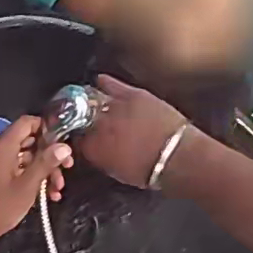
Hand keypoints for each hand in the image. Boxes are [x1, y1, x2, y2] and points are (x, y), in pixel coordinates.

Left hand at [0, 115, 71, 244]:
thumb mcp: (26, 186)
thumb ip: (45, 163)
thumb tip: (64, 146)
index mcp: (2, 146)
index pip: (27, 122)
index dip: (48, 129)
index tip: (63, 145)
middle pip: (28, 140)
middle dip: (49, 154)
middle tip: (66, 169)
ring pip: (24, 157)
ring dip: (42, 170)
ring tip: (56, 189)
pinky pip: (15, 169)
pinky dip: (30, 177)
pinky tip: (44, 195)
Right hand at [75, 74, 189, 189]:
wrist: (177, 157)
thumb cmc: (149, 170)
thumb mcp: (116, 170)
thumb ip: (100, 157)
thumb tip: (95, 149)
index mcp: (93, 148)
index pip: (75, 138)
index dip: (78, 137)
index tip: (82, 137)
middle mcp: (98, 125)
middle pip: (78, 115)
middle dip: (79, 117)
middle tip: (84, 120)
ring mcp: (114, 107)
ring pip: (90, 97)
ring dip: (88, 100)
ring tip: (90, 102)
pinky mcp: (132, 95)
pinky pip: (111, 84)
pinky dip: (104, 82)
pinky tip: (100, 81)